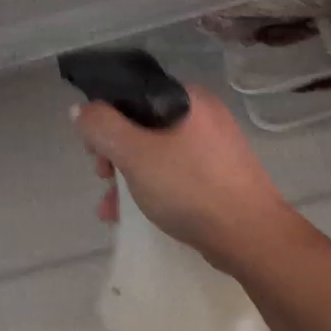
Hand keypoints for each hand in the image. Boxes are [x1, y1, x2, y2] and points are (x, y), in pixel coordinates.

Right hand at [72, 85, 297, 265]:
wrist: (251, 236)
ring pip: (156, 154)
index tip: (94, 152)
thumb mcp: (135, 154)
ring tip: (111, 209)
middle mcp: (203, 116)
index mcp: (188, 98)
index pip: (132, 94)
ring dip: (128, 177)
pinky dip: (151, 190)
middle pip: (142, 125)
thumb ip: (102, 127)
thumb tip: (80, 109)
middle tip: (104, 179)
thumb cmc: (190, 188)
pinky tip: (132, 217)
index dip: (104, 119)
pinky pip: (174, 175)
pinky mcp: (219, 178)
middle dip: (114, 155)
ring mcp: (214, 148)